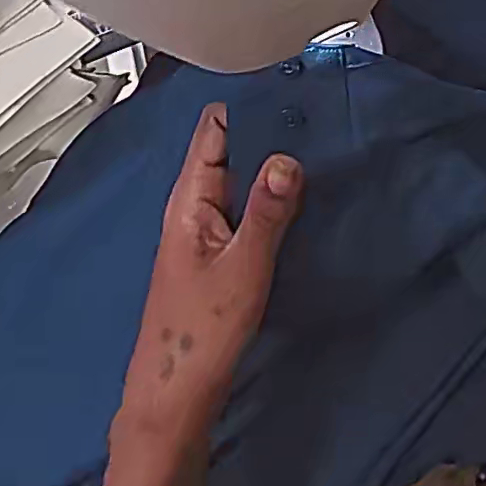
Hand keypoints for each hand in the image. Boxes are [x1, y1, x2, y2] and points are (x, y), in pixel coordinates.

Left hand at [105, 103, 302, 485]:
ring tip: (309, 146)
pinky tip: (297, 194)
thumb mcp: (242, 268)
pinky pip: (248, 203)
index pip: (214, 129)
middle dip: (265, 130)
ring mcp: (208, 227)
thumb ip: (267, 211)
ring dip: (270, 162)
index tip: (281, 88)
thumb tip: (287, 158)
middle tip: (308, 115)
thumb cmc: (197, 337)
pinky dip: (271, 192)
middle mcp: (196, 205)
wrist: (176, 398)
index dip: (244, 104)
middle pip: (230, 148)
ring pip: (242, 176)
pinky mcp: (220, 248)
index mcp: (190, 199)